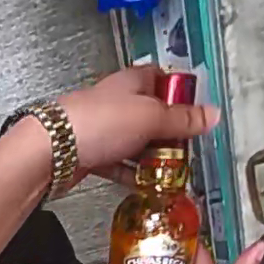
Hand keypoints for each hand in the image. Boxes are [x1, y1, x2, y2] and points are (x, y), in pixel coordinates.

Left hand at [54, 66, 219, 188]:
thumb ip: (182, 119)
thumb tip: (211, 115)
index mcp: (132, 82)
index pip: (163, 78)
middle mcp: (117, 102)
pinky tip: (144, 184)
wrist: (53, 151)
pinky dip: (133, 174)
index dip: (181, 92)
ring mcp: (103, 130)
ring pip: (136, 142)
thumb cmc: (95, 123)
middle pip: (151, 114)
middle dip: (169, 132)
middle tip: (187, 149)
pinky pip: (120, 165)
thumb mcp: (150, 117)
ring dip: (152, 156)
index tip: (197, 111)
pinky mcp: (92, 155)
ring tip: (170, 171)